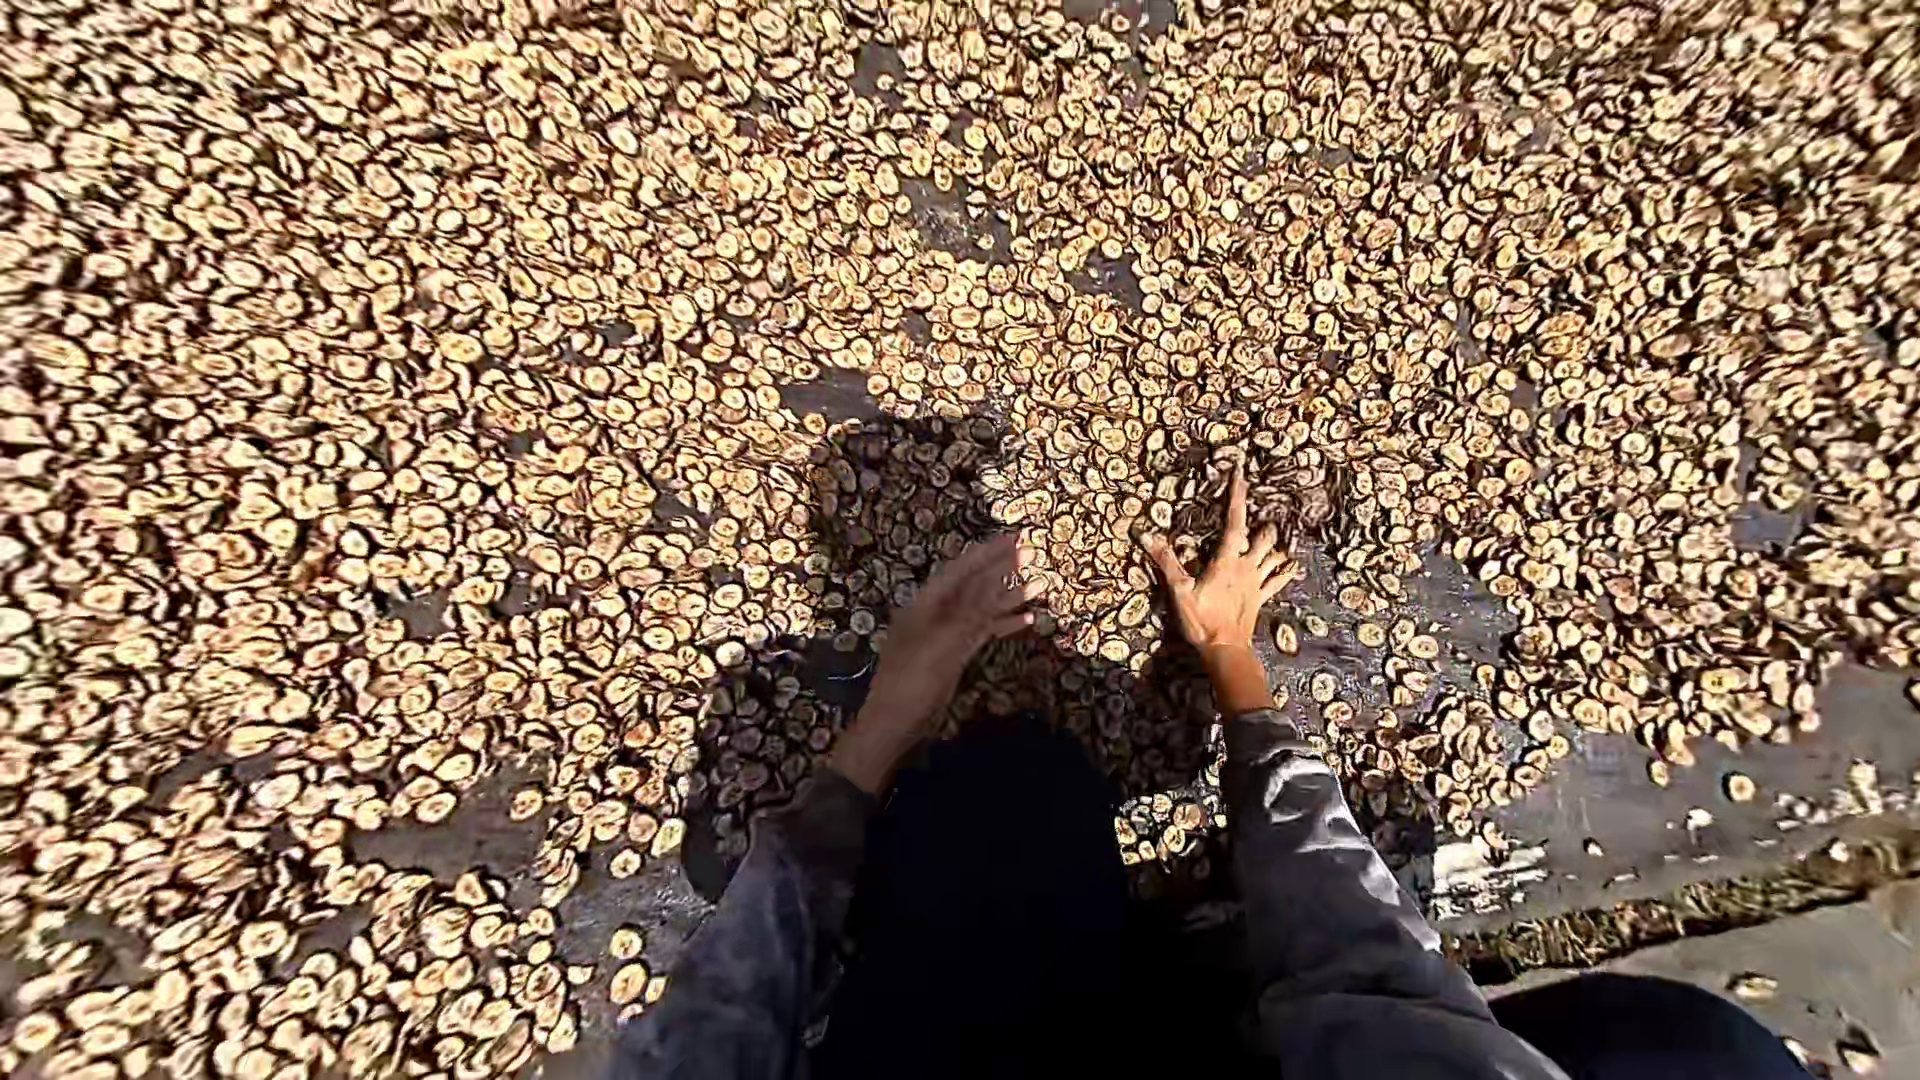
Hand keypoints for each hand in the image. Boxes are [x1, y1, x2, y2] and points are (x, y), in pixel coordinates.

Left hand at [831, 534, 1041, 791]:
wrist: (895, 722)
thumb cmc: (913, 681)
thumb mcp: (943, 644)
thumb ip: (971, 612)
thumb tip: (995, 578)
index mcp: (927, 603)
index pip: (963, 569)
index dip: (989, 552)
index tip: (1015, 537)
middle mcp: (937, 611)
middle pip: (974, 584)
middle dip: (1002, 569)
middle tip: (1032, 553)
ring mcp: (946, 632)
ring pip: (981, 608)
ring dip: (1008, 597)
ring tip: (1039, 586)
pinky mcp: (954, 652)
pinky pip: (981, 631)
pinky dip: (1002, 624)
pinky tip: (1026, 620)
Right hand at [1143, 464, 1299, 715]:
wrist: (1226, 649)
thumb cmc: (1202, 619)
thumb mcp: (1179, 590)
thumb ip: (1166, 561)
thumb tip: (1146, 535)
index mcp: (1227, 560)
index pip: (1234, 521)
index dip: (1237, 496)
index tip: (1241, 473)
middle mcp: (1247, 566)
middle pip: (1263, 537)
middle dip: (1261, 523)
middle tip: (1259, 512)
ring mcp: (1257, 582)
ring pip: (1274, 555)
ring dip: (1275, 544)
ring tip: (1275, 534)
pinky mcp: (1261, 597)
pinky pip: (1278, 580)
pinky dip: (1286, 571)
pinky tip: (1292, 565)